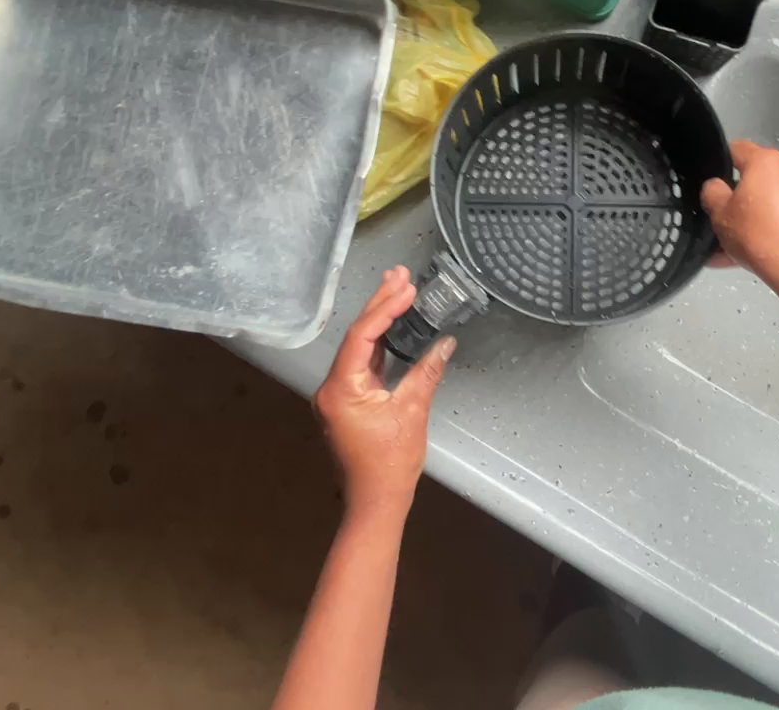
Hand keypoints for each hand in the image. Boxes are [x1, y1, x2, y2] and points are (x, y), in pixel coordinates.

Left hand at [314, 267, 455, 520]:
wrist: (375, 504)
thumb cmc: (391, 464)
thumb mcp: (412, 413)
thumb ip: (426, 372)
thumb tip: (446, 343)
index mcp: (341, 388)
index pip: (362, 336)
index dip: (384, 308)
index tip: (406, 287)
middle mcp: (333, 387)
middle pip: (357, 336)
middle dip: (380, 304)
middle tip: (400, 274)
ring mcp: (340, 394)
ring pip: (360, 347)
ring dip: (379, 318)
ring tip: (399, 287)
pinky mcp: (350, 400)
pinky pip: (364, 362)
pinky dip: (380, 341)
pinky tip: (393, 322)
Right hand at [701, 140, 778, 297]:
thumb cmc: (759, 235)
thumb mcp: (720, 214)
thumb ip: (712, 193)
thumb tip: (717, 187)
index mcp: (765, 161)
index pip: (735, 149)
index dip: (717, 163)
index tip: (708, 185)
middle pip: (752, 179)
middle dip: (734, 200)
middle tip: (717, 224)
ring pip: (765, 203)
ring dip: (747, 220)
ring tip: (728, 251)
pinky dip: (765, 232)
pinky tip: (748, 258)